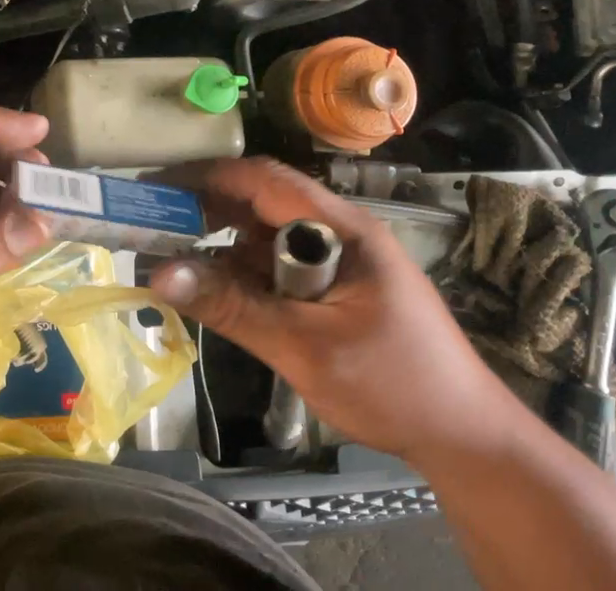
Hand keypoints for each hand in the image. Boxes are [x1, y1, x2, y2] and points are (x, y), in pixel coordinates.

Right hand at [148, 158, 523, 463]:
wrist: (467, 438)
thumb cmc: (394, 386)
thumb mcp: (305, 348)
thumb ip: (232, 307)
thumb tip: (157, 274)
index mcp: (342, 229)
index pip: (262, 179)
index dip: (203, 177)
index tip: (152, 189)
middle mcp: (337, 232)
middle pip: (258, 201)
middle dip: (202, 209)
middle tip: (148, 227)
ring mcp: (335, 258)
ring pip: (262, 234)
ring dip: (216, 243)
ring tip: (167, 259)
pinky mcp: (331, 285)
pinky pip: (273, 264)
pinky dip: (237, 272)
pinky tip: (210, 290)